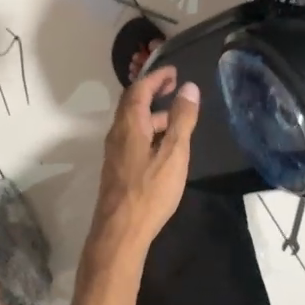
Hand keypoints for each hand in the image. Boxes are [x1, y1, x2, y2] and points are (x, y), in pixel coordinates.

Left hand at [87, 66, 200, 265]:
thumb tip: (189, 87)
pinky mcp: (117, 168)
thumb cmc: (149, 191)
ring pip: (132, 122)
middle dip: (152, 90)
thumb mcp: (174, 154)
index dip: (156, 77)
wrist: (120, 232)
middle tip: (174, 86)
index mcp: (130, 124)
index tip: (174, 72)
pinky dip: (148, 129)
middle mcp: (118, 133)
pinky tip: (163, 145)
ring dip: (151, 112)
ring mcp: (115, 152)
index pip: (140, 89)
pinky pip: (132, 137)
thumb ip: (182, 120)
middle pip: (132, 103)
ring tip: (175, 116)